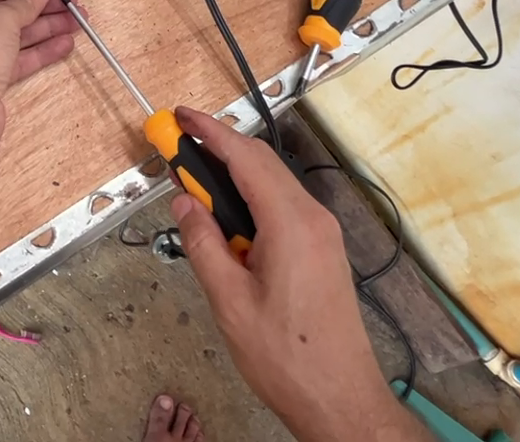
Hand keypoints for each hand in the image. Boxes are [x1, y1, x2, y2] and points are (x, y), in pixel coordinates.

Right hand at [167, 108, 419, 441]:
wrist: (344, 403)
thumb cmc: (286, 357)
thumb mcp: (229, 300)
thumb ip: (203, 243)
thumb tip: (184, 202)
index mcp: (290, 222)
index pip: (244, 156)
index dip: (208, 131)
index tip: (178, 116)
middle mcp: (312, 216)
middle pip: (259, 160)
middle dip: (216, 147)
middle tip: (176, 148)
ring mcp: (322, 231)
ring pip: (270, 180)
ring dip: (232, 173)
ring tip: (194, 186)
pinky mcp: (323, 247)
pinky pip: (281, 202)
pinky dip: (249, 195)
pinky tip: (226, 216)